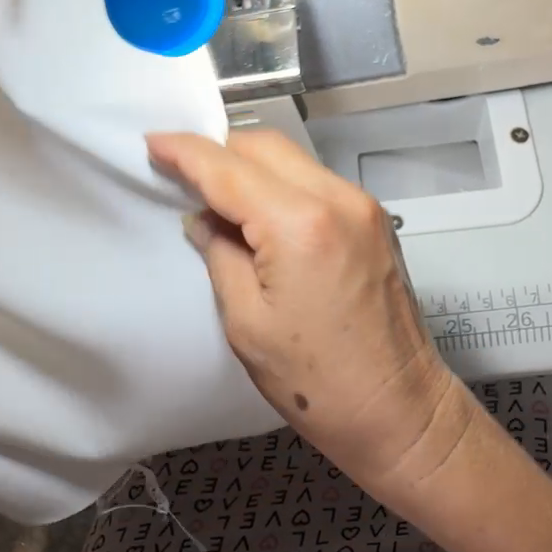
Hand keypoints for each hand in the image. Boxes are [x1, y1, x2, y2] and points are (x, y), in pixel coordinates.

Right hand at [147, 131, 476, 496]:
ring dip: (251, 166)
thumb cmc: (316, 383)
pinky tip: (259, 212)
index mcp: (300, 224)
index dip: (185, 152)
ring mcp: (363, 205)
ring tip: (216, 196)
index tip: (152, 142)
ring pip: (293, 159)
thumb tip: (203, 218)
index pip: (230, 169)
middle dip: (218, 151)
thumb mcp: (247, 323)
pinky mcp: (375, 220)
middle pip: (265, 147)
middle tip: (180, 173)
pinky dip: (281, 184)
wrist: (399, 409)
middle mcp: (337, 198)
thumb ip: (220, 254)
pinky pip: (316, 181)